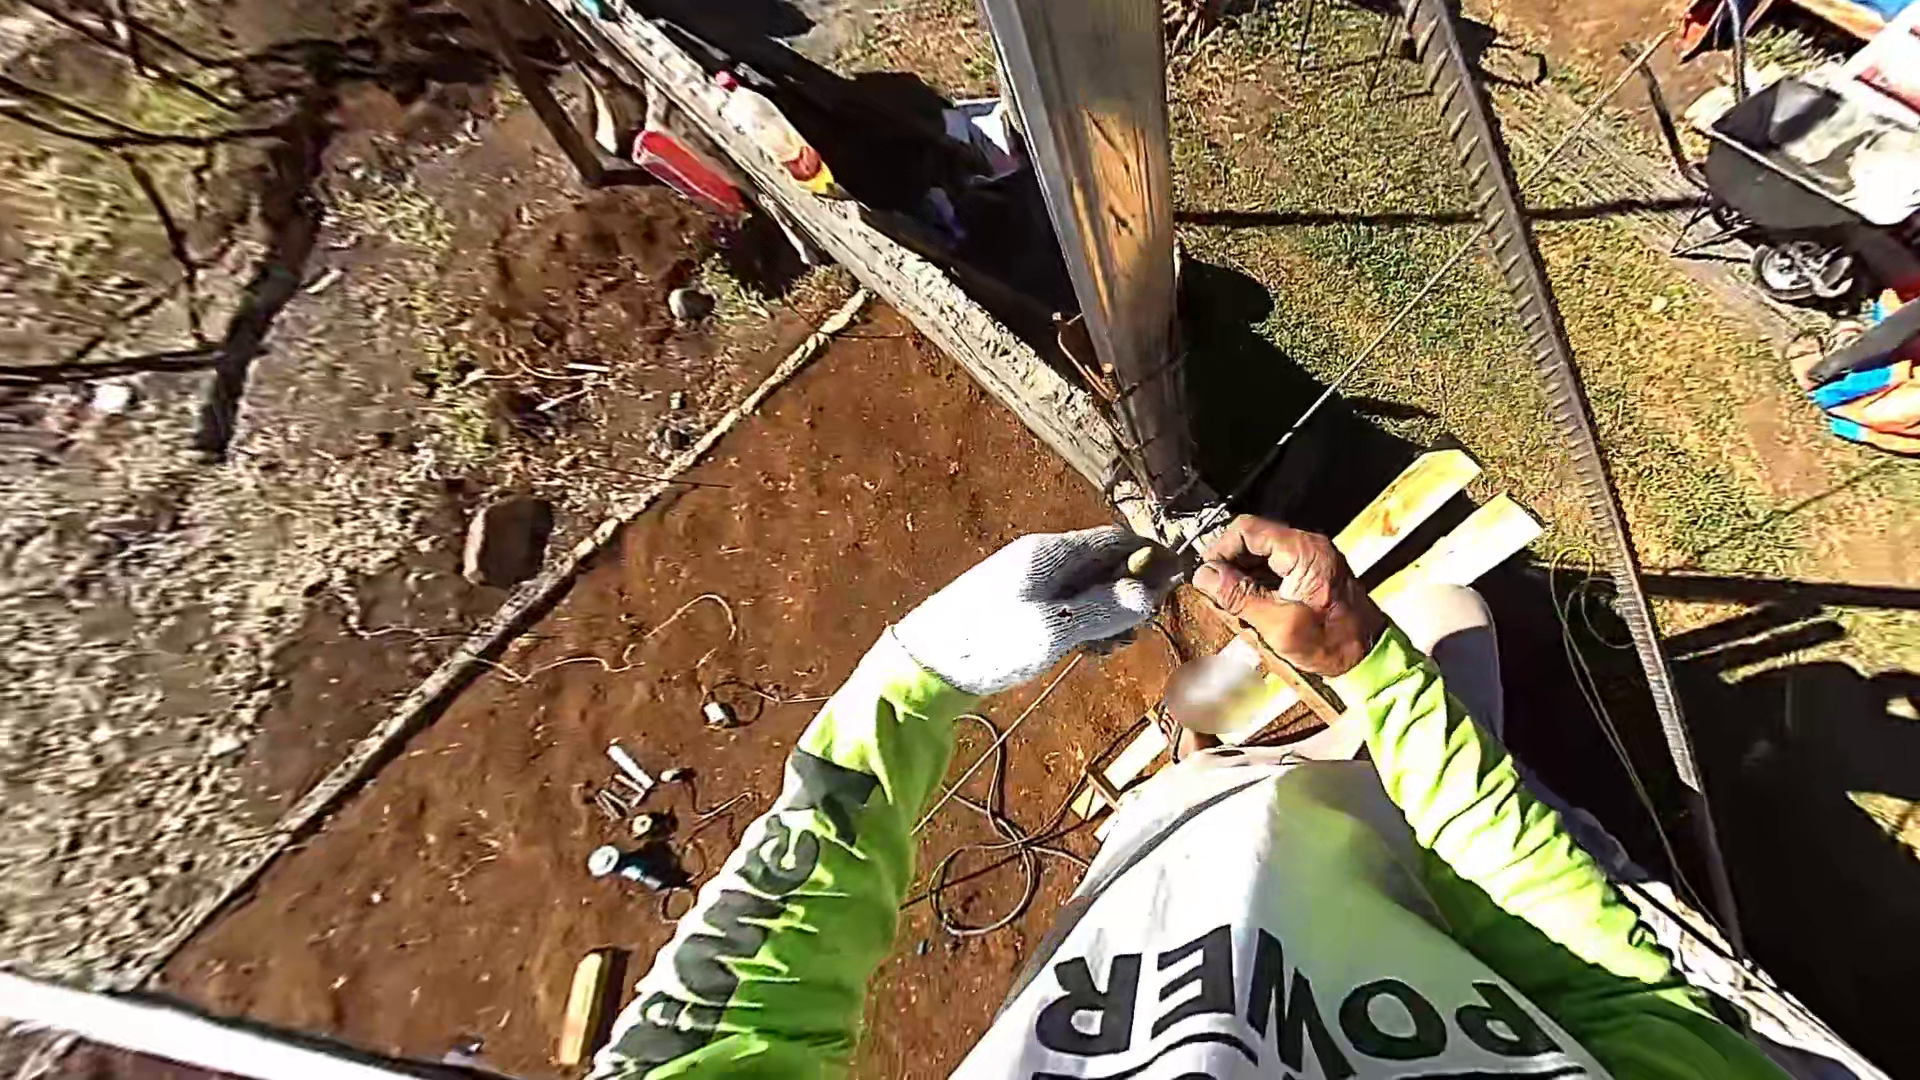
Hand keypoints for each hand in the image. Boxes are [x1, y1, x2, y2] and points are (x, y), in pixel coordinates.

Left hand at [891, 526, 1167, 694]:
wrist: (925, 663)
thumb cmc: (988, 642)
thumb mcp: (1053, 629)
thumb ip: (1103, 608)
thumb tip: (1150, 591)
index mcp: (1051, 553)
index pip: (1115, 540)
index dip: (1149, 558)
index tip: (1175, 583)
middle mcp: (1042, 558)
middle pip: (1103, 563)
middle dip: (1127, 594)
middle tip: (1129, 634)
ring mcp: (1028, 579)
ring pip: (1086, 586)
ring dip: (1105, 613)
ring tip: (1100, 649)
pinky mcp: (1018, 602)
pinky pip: (1064, 602)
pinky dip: (1081, 622)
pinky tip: (1078, 649)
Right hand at [1190, 516, 1385, 676]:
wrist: (1370, 661)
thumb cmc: (1331, 644)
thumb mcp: (1278, 624)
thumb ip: (1239, 596)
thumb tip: (1204, 575)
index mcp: (1304, 552)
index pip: (1247, 529)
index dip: (1221, 549)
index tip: (1210, 576)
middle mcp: (1307, 547)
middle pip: (1250, 539)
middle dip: (1228, 565)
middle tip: (1219, 594)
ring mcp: (1308, 558)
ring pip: (1255, 553)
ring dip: (1239, 576)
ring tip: (1234, 604)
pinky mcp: (1306, 571)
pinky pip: (1267, 566)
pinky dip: (1253, 582)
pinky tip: (1250, 605)